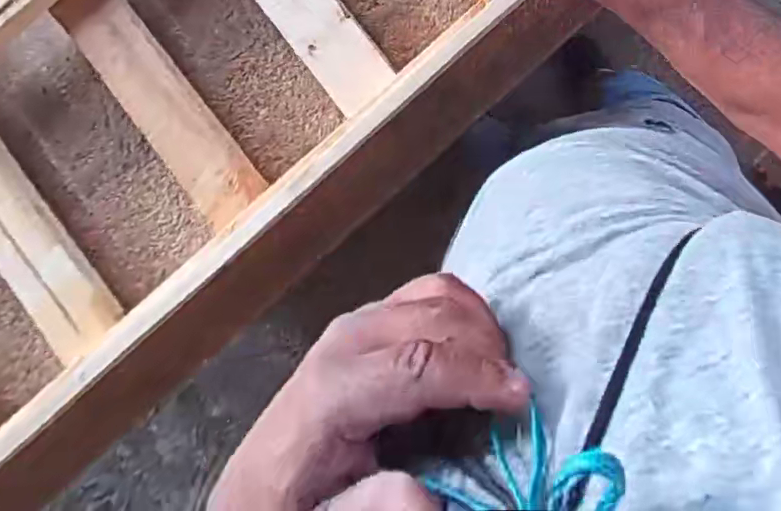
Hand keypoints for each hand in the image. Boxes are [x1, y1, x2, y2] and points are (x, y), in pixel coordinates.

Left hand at [210, 273, 529, 509]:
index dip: (473, 375)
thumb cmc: (291, 499)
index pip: (416, 363)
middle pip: (431, 318)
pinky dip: (462, 309)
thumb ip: (366, 510)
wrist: (260, 476)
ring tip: (500, 368)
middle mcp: (346, 338)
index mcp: (332, 388)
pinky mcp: (369, 317)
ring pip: (433, 293)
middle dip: (484, 346)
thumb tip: (423, 495)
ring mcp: (359, 320)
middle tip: (516, 392)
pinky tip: (475, 344)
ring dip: (477, 321)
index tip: (520, 397)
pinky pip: (426, 292)